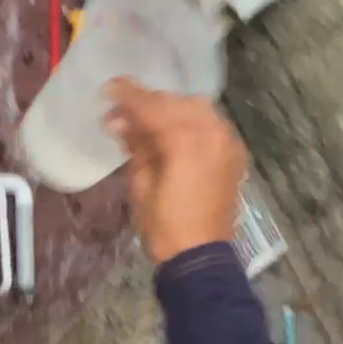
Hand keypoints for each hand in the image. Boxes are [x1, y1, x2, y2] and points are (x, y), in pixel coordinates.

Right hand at [106, 78, 247, 263]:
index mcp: (186, 141)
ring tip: (147, 122)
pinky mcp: (233, 154)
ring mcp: (227, 142)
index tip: (109, 87)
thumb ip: (136, 147)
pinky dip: (190, 122)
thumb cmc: (164, 227)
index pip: (153, 107)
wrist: (200, 256)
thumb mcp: (142, 186)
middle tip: (122, 113)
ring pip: (196, 109)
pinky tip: (173, 134)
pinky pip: (211, 125)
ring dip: (170, 110)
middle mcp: (212, 132)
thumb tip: (120, 122)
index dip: (128, 96)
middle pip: (176, 103)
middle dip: (149, 104)